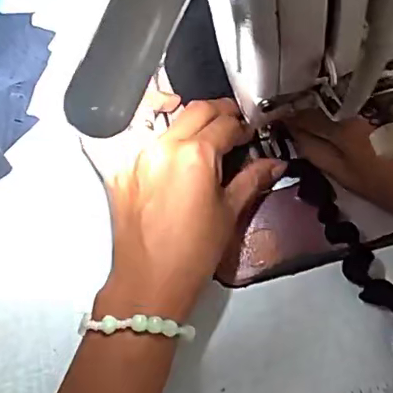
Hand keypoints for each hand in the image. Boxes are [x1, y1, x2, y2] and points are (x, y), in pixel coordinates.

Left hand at [84, 93, 284, 322]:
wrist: (149, 282)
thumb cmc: (187, 256)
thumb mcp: (229, 213)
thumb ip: (251, 179)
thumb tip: (271, 165)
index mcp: (194, 156)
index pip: (224, 123)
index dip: (242, 125)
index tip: (248, 132)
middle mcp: (162, 149)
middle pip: (195, 110)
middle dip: (218, 112)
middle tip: (231, 124)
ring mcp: (138, 158)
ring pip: (167, 121)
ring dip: (189, 123)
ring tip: (204, 140)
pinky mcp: (121, 171)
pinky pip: (143, 143)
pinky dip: (162, 143)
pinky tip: (175, 159)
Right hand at [290, 68, 392, 245]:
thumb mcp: (349, 179)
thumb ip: (315, 152)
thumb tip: (289, 130)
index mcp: (344, 124)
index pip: (299, 107)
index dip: (281, 108)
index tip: (270, 108)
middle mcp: (362, 93)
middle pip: (317, 82)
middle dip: (299, 86)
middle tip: (286, 94)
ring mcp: (385, 79)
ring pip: (340, 68)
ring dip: (323, 73)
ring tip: (311, 82)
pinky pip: (366, 64)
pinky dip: (351, 68)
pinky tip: (343, 76)